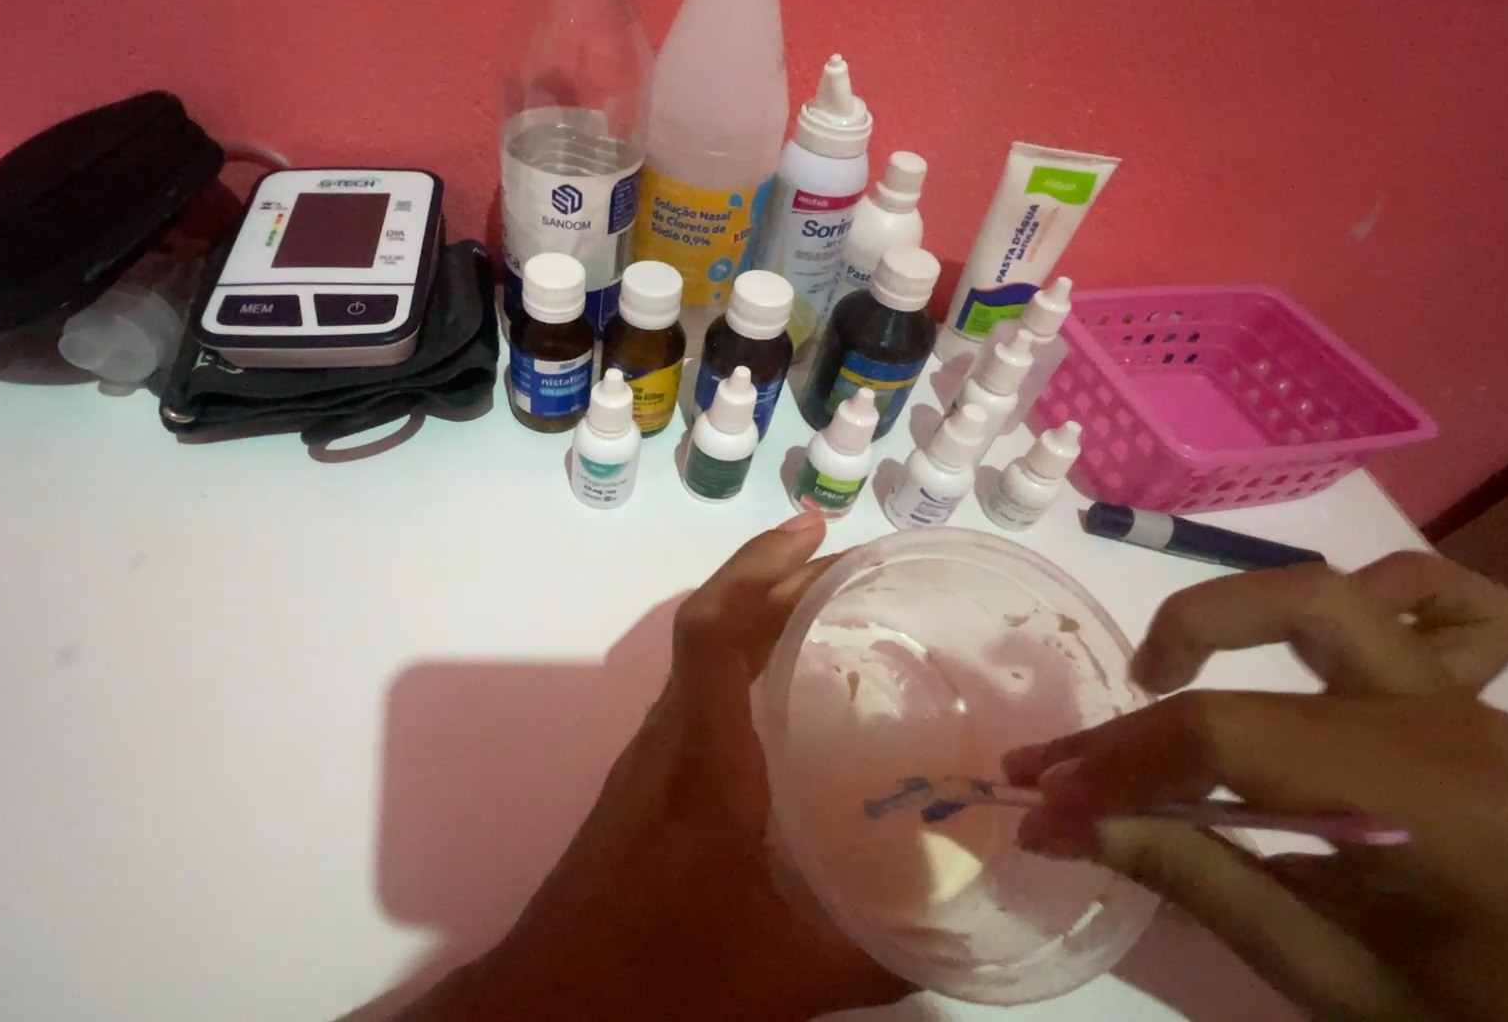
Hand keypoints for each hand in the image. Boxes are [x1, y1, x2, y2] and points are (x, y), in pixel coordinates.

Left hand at [398, 512, 908, 1021]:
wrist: (554, 998)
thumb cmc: (661, 976)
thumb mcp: (785, 977)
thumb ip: (877, 956)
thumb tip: (953, 933)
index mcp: (704, 764)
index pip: (711, 634)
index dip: (757, 569)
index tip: (812, 533)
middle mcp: (671, 736)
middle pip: (712, 624)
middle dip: (777, 577)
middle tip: (853, 564)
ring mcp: (653, 750)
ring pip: (702, 651)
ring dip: (758, 612)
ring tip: (832, 605)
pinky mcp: (649, 771)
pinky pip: (699, 686)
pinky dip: (743, 655)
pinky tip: (788, 685)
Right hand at [1002, 553, 1507, 1020]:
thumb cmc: (1450, 1018)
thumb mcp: (1311, 967)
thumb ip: (1178, 872)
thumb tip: (1047, 821)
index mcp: (1438, 802)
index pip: (1235, 736)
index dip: (1124, 758)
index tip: (1046, 794)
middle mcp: (1462, 726)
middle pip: (1293, 619)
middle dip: (1178, 639)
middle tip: (1114, 707)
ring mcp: (1475, 708)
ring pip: (1343, 593)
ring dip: (1235, 613)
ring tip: (1170, 672)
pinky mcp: (1468, 709)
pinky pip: (1431, 612)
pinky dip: (1348, 608)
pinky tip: (1298, 650)